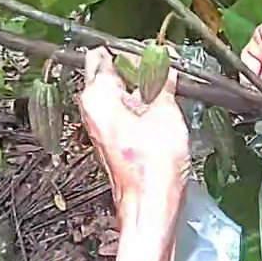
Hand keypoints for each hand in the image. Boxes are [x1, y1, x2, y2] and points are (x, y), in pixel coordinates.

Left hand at [77, 47, 189, 260]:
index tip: (158, 57)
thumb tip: (165, 58)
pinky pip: (124, 112)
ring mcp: (99, 126)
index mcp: (97, 97)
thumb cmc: (155, 167)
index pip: (106, 54)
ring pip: (119, 93)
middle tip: (168, 76)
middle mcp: (91, 109)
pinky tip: (163, 117)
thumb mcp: (166, 114)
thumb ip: (163, 81)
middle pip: (111, 73)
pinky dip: (142, 109)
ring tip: (170, 98)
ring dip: (143, 91)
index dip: (133, 52)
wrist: (151, 207)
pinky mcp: (112, 140)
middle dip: (138, 70)